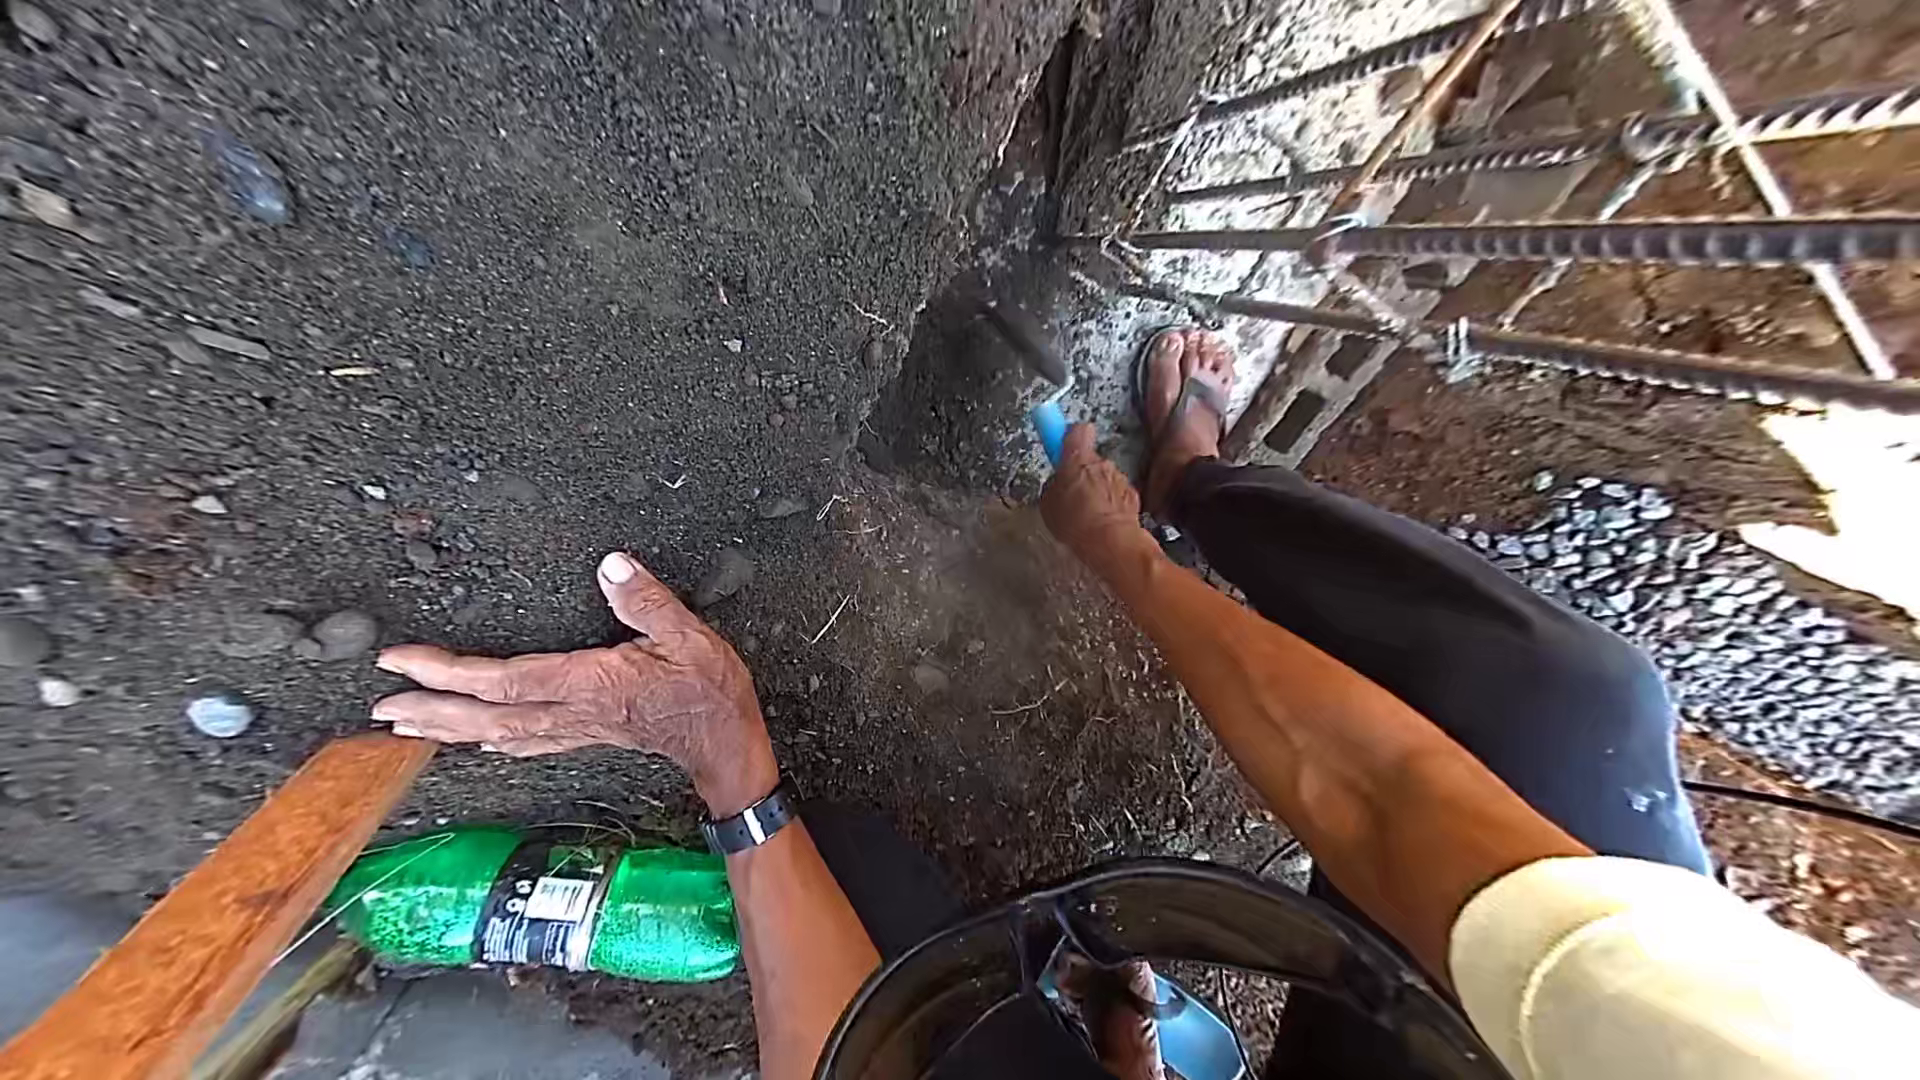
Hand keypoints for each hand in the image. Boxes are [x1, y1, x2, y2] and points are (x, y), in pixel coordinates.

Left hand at [373, 551, 777, 815]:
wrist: (723, 737)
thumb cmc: (708, 690)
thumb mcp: (689, 635)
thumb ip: (647, 601)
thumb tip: (612, 566)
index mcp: (594, 682)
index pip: (507, 679)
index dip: (449, 671)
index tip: (403, 660)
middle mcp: (578, 709)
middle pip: (489, 714)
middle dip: (432, 708)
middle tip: (383, 704)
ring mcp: (582, 727)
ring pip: (502, 732)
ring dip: (451, 729)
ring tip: (410, 725)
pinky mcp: (592, 733)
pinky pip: (530, 742)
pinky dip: (494, 741)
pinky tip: (484, 742)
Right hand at [1040, 423, 1145, 570]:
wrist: (1109, 541)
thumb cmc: (1076, 522)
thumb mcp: (1048, 504)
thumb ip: (1053, 486)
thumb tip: (1057, 485)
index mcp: (1077, 460)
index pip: (1076, 430)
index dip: (1068, 435)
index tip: (1060, 440)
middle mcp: (1101, 463)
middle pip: (1090, 459)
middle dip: (1081, 472)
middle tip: (1071, 492)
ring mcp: (1119, 479)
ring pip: (1104, 478)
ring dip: (1096, 491)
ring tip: (1085, 513)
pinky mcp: (1132, 496)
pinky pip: (1116, 495)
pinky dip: (1110, 504)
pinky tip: (1100, 521)